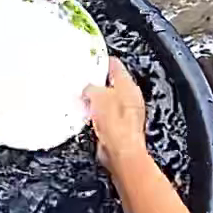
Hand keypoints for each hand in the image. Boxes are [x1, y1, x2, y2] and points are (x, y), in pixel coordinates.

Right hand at [85, 58, 149, 174]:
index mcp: (128, 85)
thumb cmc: (116, 124)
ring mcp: (125, 113)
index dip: (101, 61)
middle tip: (82, 82)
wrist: (120, 152)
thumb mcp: (97, 96)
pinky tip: (87, 116)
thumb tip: (87, 89)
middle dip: (95, 83)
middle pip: (110, 83)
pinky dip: (95, 115)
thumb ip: (91, 88)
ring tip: (81, 100)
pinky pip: (104, 115)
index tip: (90, 60)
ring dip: (94, 100)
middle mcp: (130, 97)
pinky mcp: (119, 127)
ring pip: (107, 100)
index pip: (115, 65)